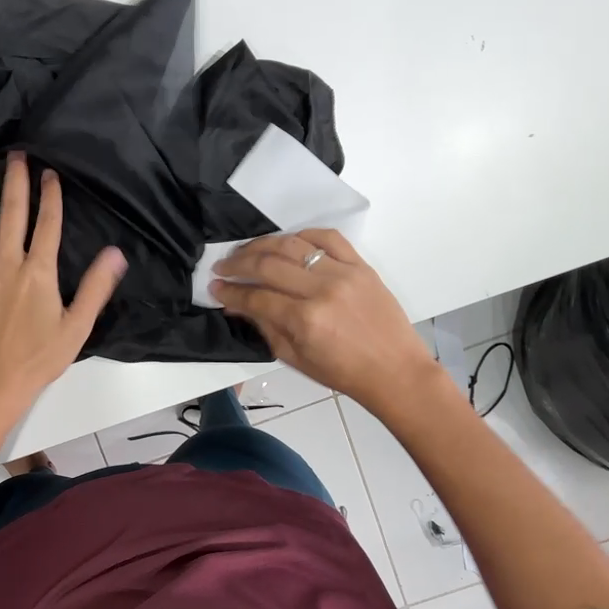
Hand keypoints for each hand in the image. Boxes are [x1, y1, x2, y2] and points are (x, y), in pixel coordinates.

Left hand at [0, 152, 124, 412]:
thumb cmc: (41, 357)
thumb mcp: (78, 326)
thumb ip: (95, 288)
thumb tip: (115, 253)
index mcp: (38, 273)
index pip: (47, 224)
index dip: (50, 196)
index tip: (51, 172)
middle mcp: (8, 265)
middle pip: (12, 214)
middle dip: (14, 181)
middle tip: (15, 152)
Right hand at [211, 229, 438, 417]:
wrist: (394, 370)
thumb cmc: (342, 373)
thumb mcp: (294, 357)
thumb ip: (264, 327)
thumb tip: (236, 306)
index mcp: (305, 320)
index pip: (256, 297)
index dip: (229, 292)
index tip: (214, 288)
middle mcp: (322, 291)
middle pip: (269, 265)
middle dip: (238, 265)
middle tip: (221, 267)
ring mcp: (344, 274)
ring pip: (293, 245)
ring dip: (262, 245)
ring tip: (245, 251)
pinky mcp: (361, 265)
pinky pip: (328, 238)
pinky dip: (302, 236)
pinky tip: (286, 243)